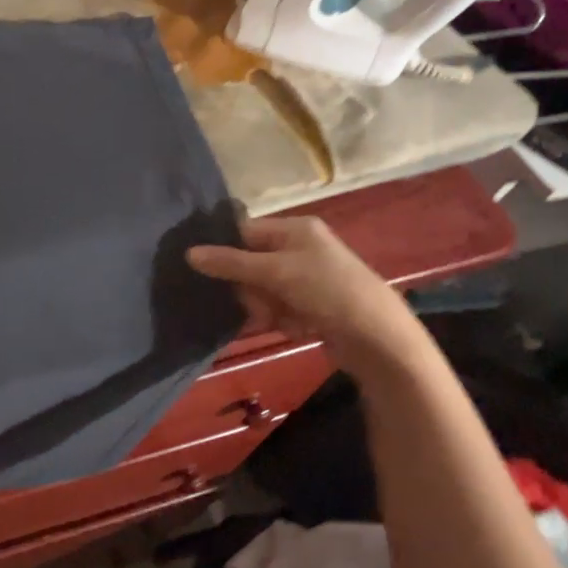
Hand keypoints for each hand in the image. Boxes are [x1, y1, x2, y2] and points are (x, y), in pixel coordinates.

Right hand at [186, 217, 422, 371]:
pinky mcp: (313, 304)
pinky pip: (279, 307)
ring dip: (264, 307)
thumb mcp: (275, 273)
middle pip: (250, 264)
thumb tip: (189, 253)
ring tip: (280, 320)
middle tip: (260, 304)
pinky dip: (280, 319)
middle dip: (250, 288)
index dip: (226, 251)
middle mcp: (300, 248)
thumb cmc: (327, 291)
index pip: (245, 232)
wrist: (379, 338)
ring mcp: (308, 277)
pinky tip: (296, 328)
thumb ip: (231, 263)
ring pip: (262, 290)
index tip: (206, 272)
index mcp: (295, 229)